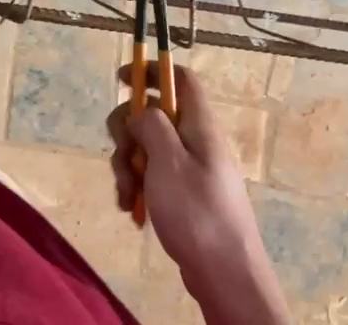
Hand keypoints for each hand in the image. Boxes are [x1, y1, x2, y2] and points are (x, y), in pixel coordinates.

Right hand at [108, 64, 291, 324]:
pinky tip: (132, 209)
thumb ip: (151, 125)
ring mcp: (191, 169)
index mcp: (199, 126)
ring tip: (126, 194)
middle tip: (123, 155)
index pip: (180, 78)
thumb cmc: (197, 213)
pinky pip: (153, 175)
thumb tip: (141, 111)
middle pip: (154, 114)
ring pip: (148, 147)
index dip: (152, 70)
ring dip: (128, 164)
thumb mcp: (167, 162)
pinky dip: (138, 186)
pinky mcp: (185, 194)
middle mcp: (196, 141)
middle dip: (127, 132)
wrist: (225, 276)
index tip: (122, 80)